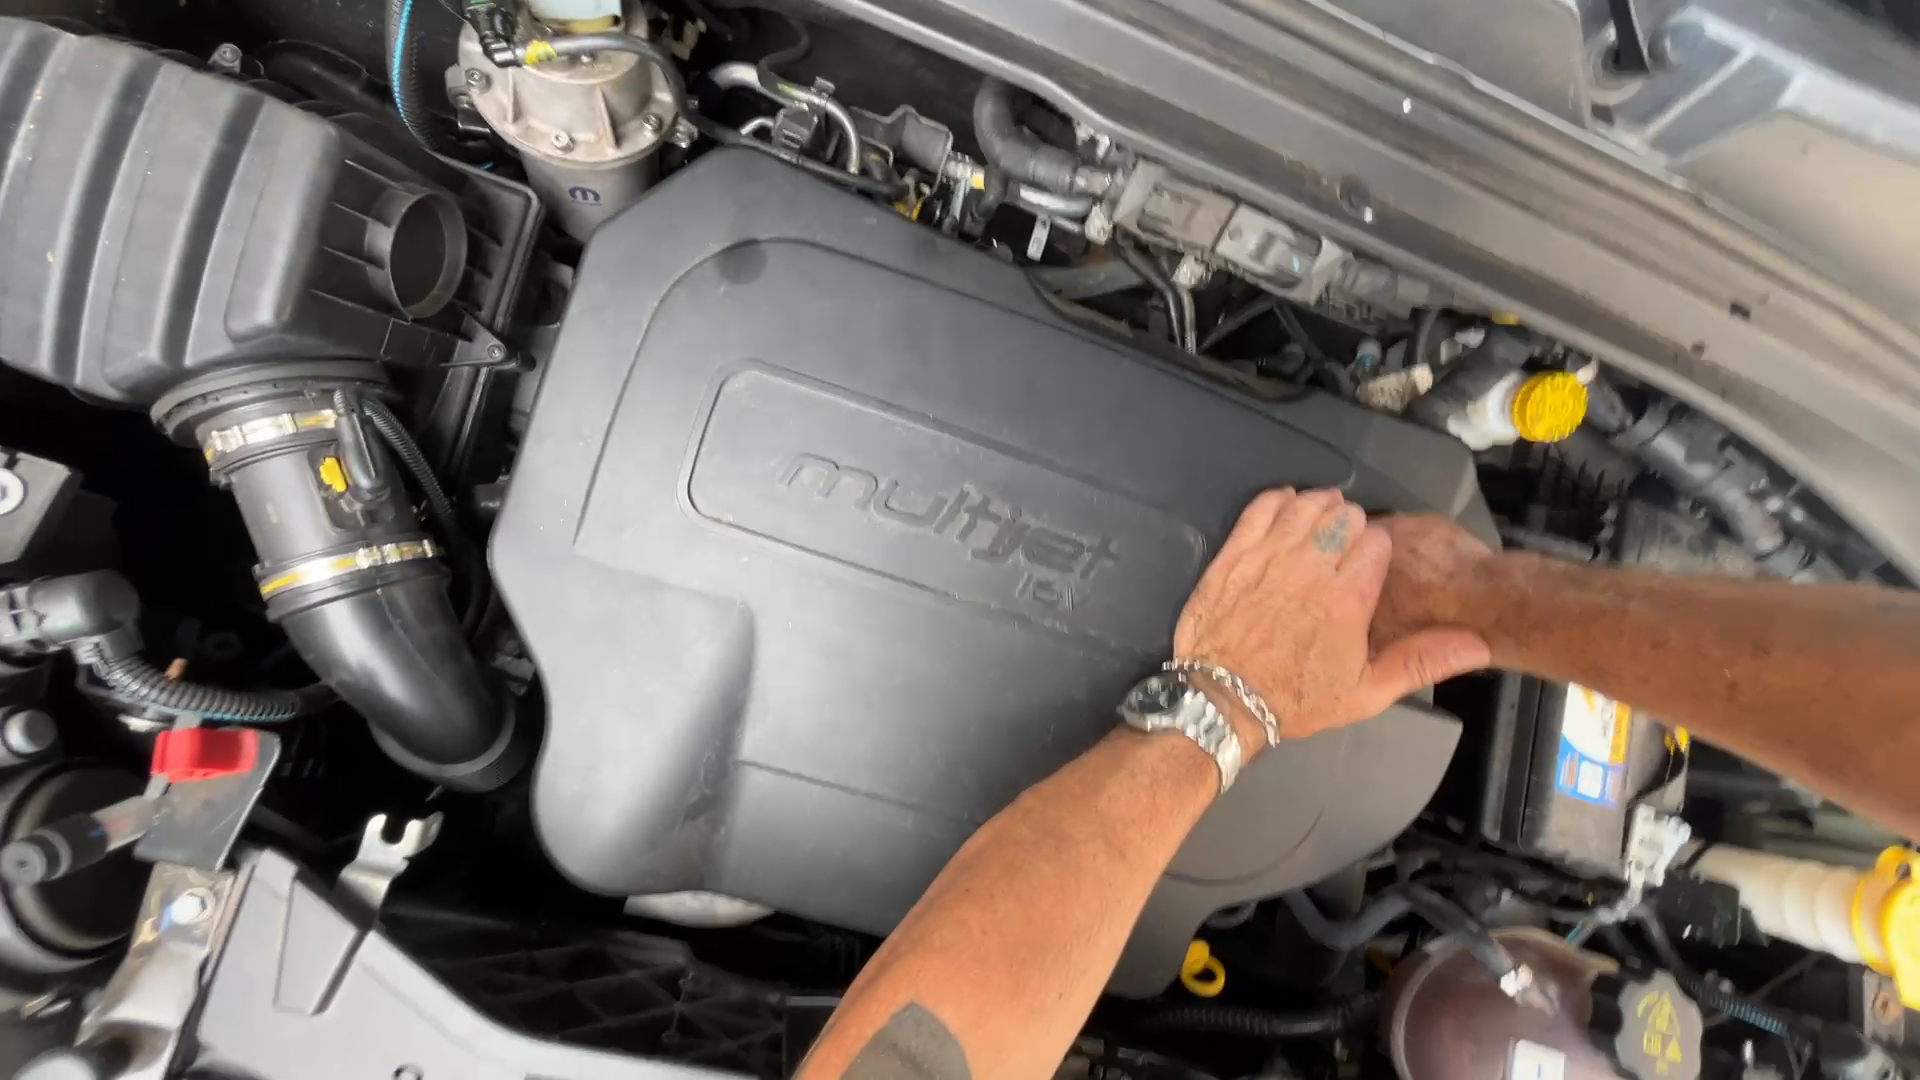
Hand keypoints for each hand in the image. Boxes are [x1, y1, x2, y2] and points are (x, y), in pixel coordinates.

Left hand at [1174, 490, 1491, 745]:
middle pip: (1343, 517)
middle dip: (1348, 524)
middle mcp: (1310, 568)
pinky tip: (1284, 506)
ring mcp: (1268, 557)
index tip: (1368, 559)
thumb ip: (1421, 661)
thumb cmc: (1294, 697)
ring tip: (1318, 521)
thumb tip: (1477, 643)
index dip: (1376, 546)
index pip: (1377, 541)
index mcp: (1348, 597)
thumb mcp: (1365, 693)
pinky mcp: (1234, 555)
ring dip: (1316, 507)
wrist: (1223, 697)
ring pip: (1304, 506)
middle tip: (1342, 542)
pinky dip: (1276, 501)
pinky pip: (1259, 509)